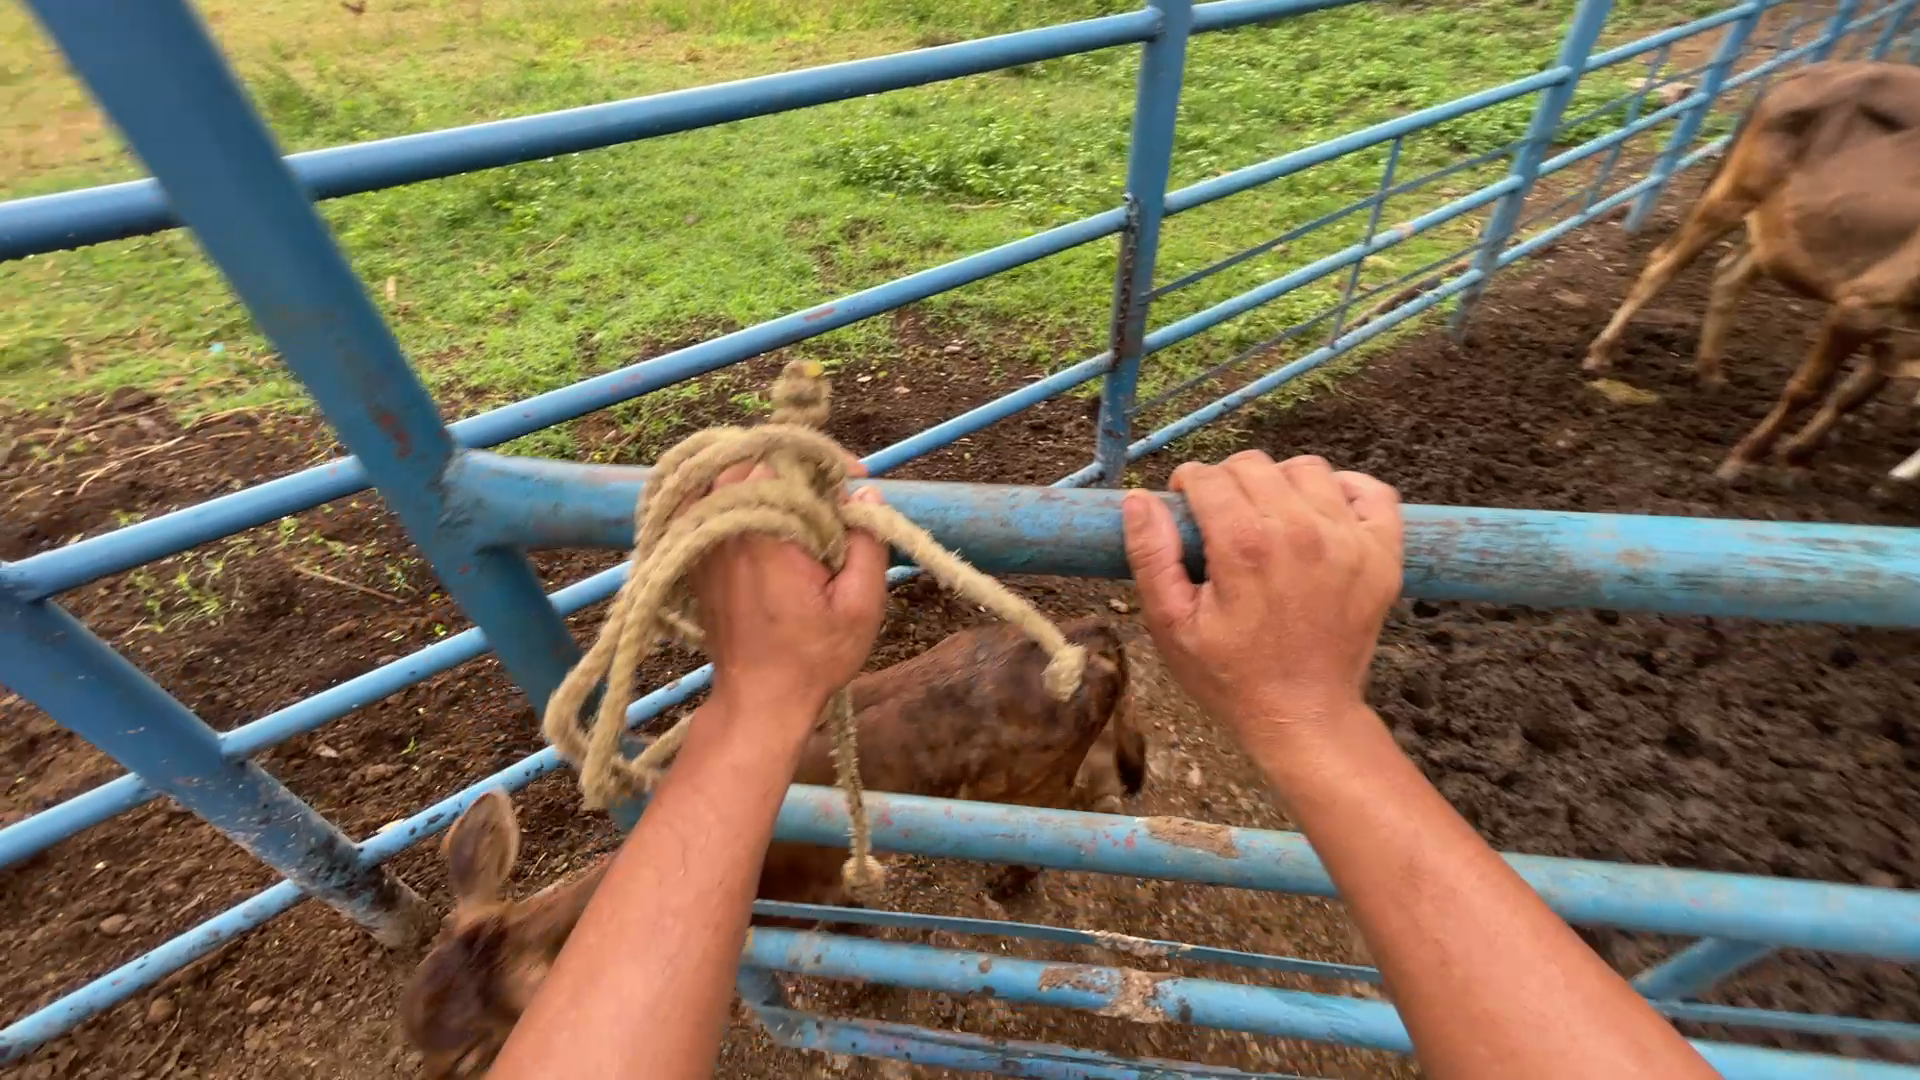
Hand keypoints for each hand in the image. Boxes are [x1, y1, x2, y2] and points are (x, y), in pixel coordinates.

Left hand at [689, 459, 888, 725]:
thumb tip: (866, 494)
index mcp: (765, 535)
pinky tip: (764, 513)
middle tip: (833, 495)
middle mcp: (724, 529)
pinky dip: (735, 496)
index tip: (856, 483)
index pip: (786, 461)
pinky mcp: (696, 556)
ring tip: (804, 503)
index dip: (826, 464)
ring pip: (728, 477)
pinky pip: (707, 503)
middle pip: (755, 462)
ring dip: (766, 478)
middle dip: (798, 469)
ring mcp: (702, 542)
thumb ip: (868, 545)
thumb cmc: (813, 658)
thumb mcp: (861, 607)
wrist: (758, 699)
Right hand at [1121, 452, 1402, 755]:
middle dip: (1225, 480)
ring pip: (1307, 469)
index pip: (1209, 477)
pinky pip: (1372, 493)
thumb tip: (1139, 499)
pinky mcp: (1382, 556)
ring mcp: (1349, 542)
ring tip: (1264, 514)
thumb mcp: (1169, 624)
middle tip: (1217, 516)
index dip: (1186, 484)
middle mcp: (1301, 533)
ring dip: (1278, 482)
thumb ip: (1151, 555)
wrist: (1303, 717)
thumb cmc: (1228, 675)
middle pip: (1254, 465)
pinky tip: (1318, 512)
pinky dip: (1344, 490)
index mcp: (1245, 547)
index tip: (1182, 503)